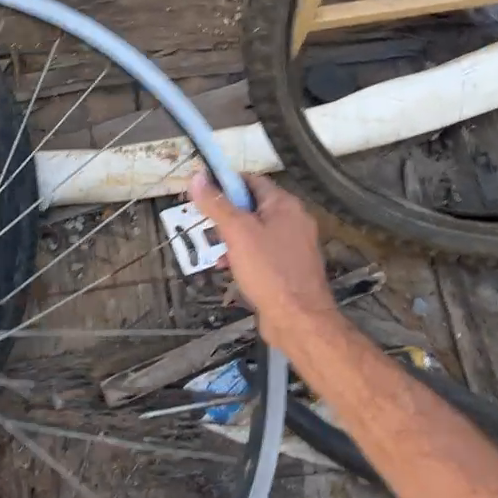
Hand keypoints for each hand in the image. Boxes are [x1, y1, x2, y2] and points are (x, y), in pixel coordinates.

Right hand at [187, 170, 338, 346]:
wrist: (299, 321)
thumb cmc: (268, 271)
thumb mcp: (236, 233)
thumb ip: (216, 204)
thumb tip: (197, 177)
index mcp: (285, 205)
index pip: (251, 180)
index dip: (225, 183)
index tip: (203, 194)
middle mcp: (294, 220)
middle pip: (252, 206)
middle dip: (226, 216)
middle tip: (208, 227)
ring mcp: (294, 246)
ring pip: (255, 231)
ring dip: (232, 238)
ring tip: (217, 252)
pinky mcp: (290, 268)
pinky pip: (262, 252)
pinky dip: (244, 256)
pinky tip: (230, 269)